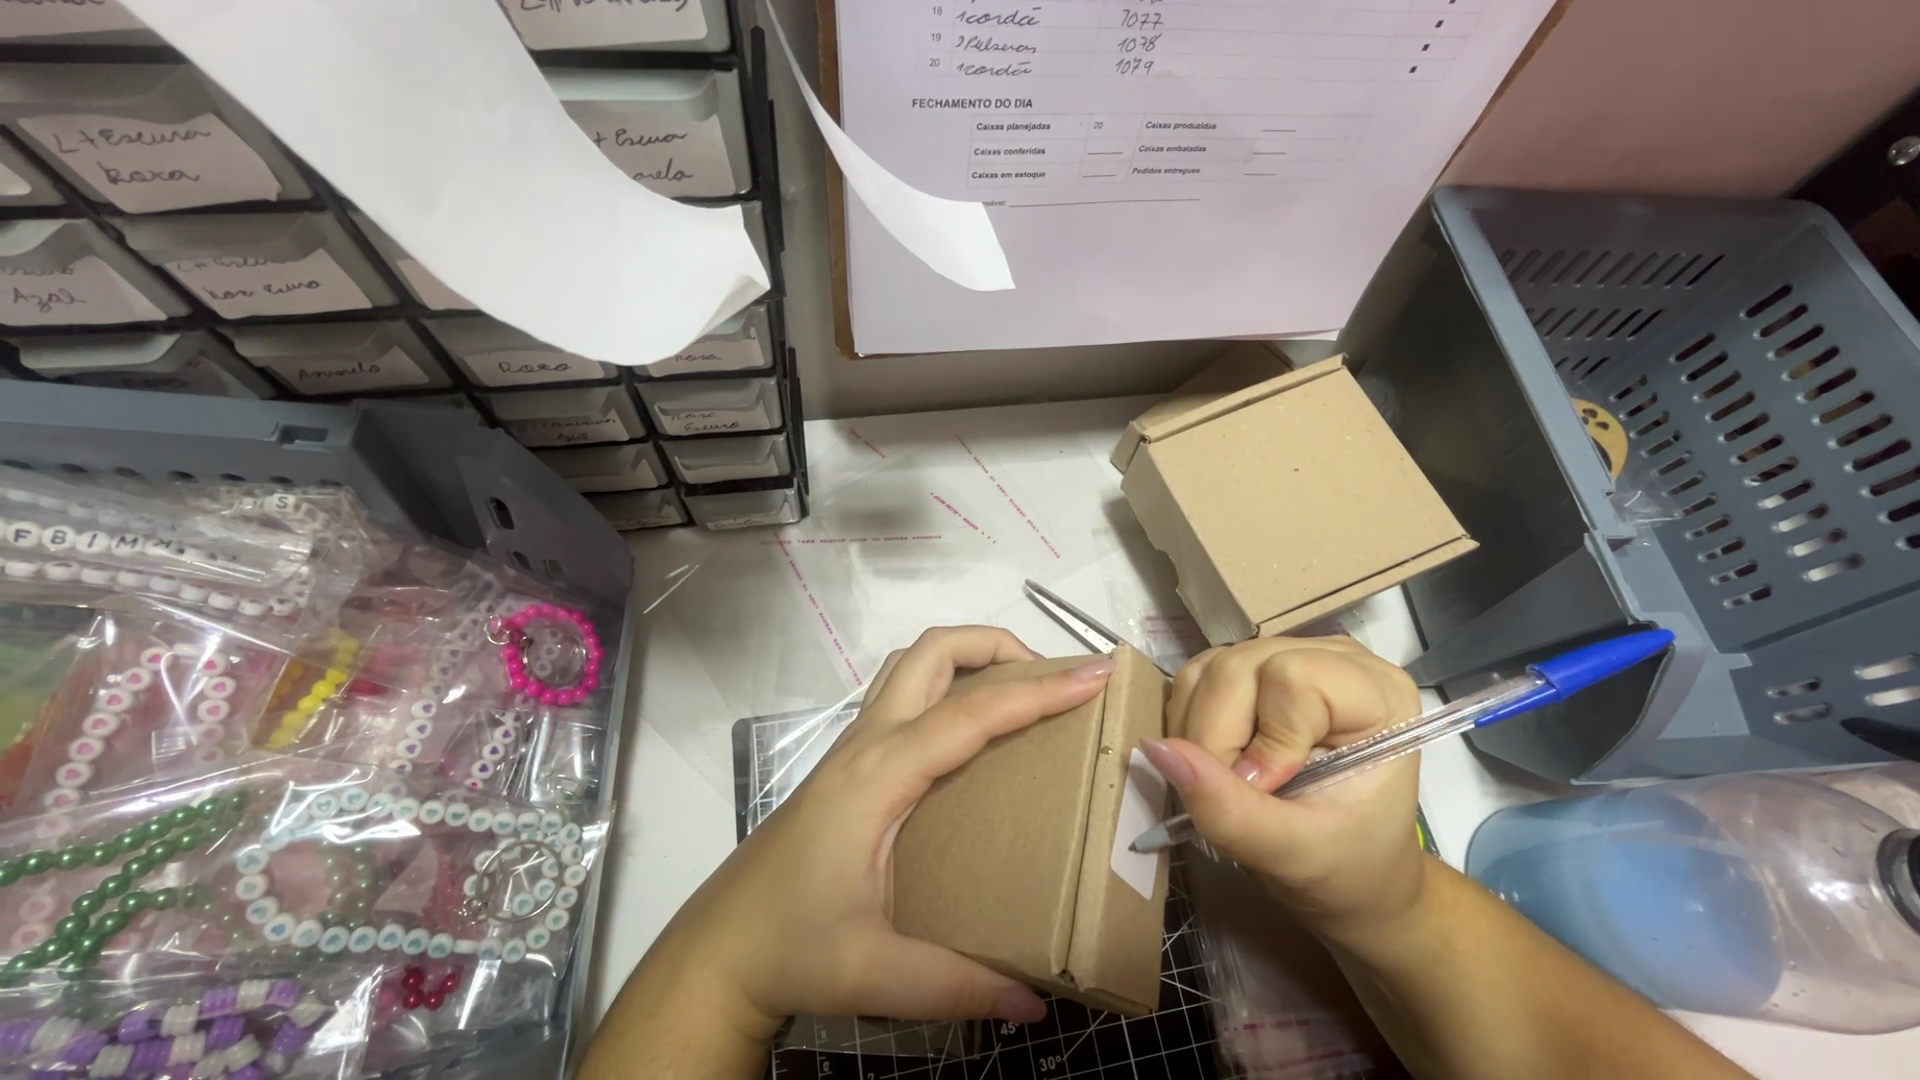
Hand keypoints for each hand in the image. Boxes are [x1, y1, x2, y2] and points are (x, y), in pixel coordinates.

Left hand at [668, 626, 1115, 1029]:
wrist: (719, 948)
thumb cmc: (790, 949)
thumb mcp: (875, 975)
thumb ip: (957, 985)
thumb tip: (1036, 1002)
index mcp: (878, 777)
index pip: (969, 714)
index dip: (1035, 692)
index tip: (1093, 677)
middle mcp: (866, 744)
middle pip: (931, 652)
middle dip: (996, 644)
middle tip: (1051, 679)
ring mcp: (852, 747)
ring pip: (910, 665)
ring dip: (966, 657)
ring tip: (1017, 692)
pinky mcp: (848, 762)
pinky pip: (902, 694)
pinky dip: (946, 684)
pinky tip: (970, 733)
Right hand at [1138, 636, 1424, 940]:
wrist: (1346, 874)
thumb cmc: (1343, 866)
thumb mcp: (1290, 852)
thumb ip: (1228, 809)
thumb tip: (1156, 750)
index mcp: (1376, 693)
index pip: (1291, 677)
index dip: (1265, 737)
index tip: (1268, 792)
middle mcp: (1335, 658)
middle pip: (1237, 667)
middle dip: (1217, 738)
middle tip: (1235, 793)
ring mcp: (1289, 655)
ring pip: (1209, 667)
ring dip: (1196, 730)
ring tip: (1228, 779)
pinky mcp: (1253, 667)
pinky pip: (1197, 676)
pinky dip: (1189, 721)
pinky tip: (1217, 759)